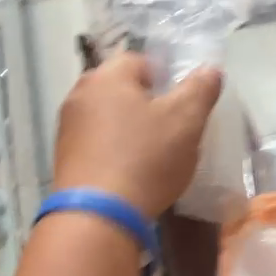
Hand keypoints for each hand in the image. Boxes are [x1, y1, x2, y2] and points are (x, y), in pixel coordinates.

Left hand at [52, 53, 223, 217]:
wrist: (99, 214)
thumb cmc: (146, 160)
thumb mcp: (185, 122)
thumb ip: (200, 91)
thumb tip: (212, 69)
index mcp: (108, 76)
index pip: (140, 60)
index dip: (165, 78)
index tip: (182, 105)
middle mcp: (80, 93)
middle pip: (120, 89)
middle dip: (145, 105)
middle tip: (170, 131)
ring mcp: (67, 127)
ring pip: (106, 118)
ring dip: (127, 130)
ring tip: (151, 156)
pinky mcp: (64, 158)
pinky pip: (95, 145)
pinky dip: (113, 153)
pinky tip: (130, 175)